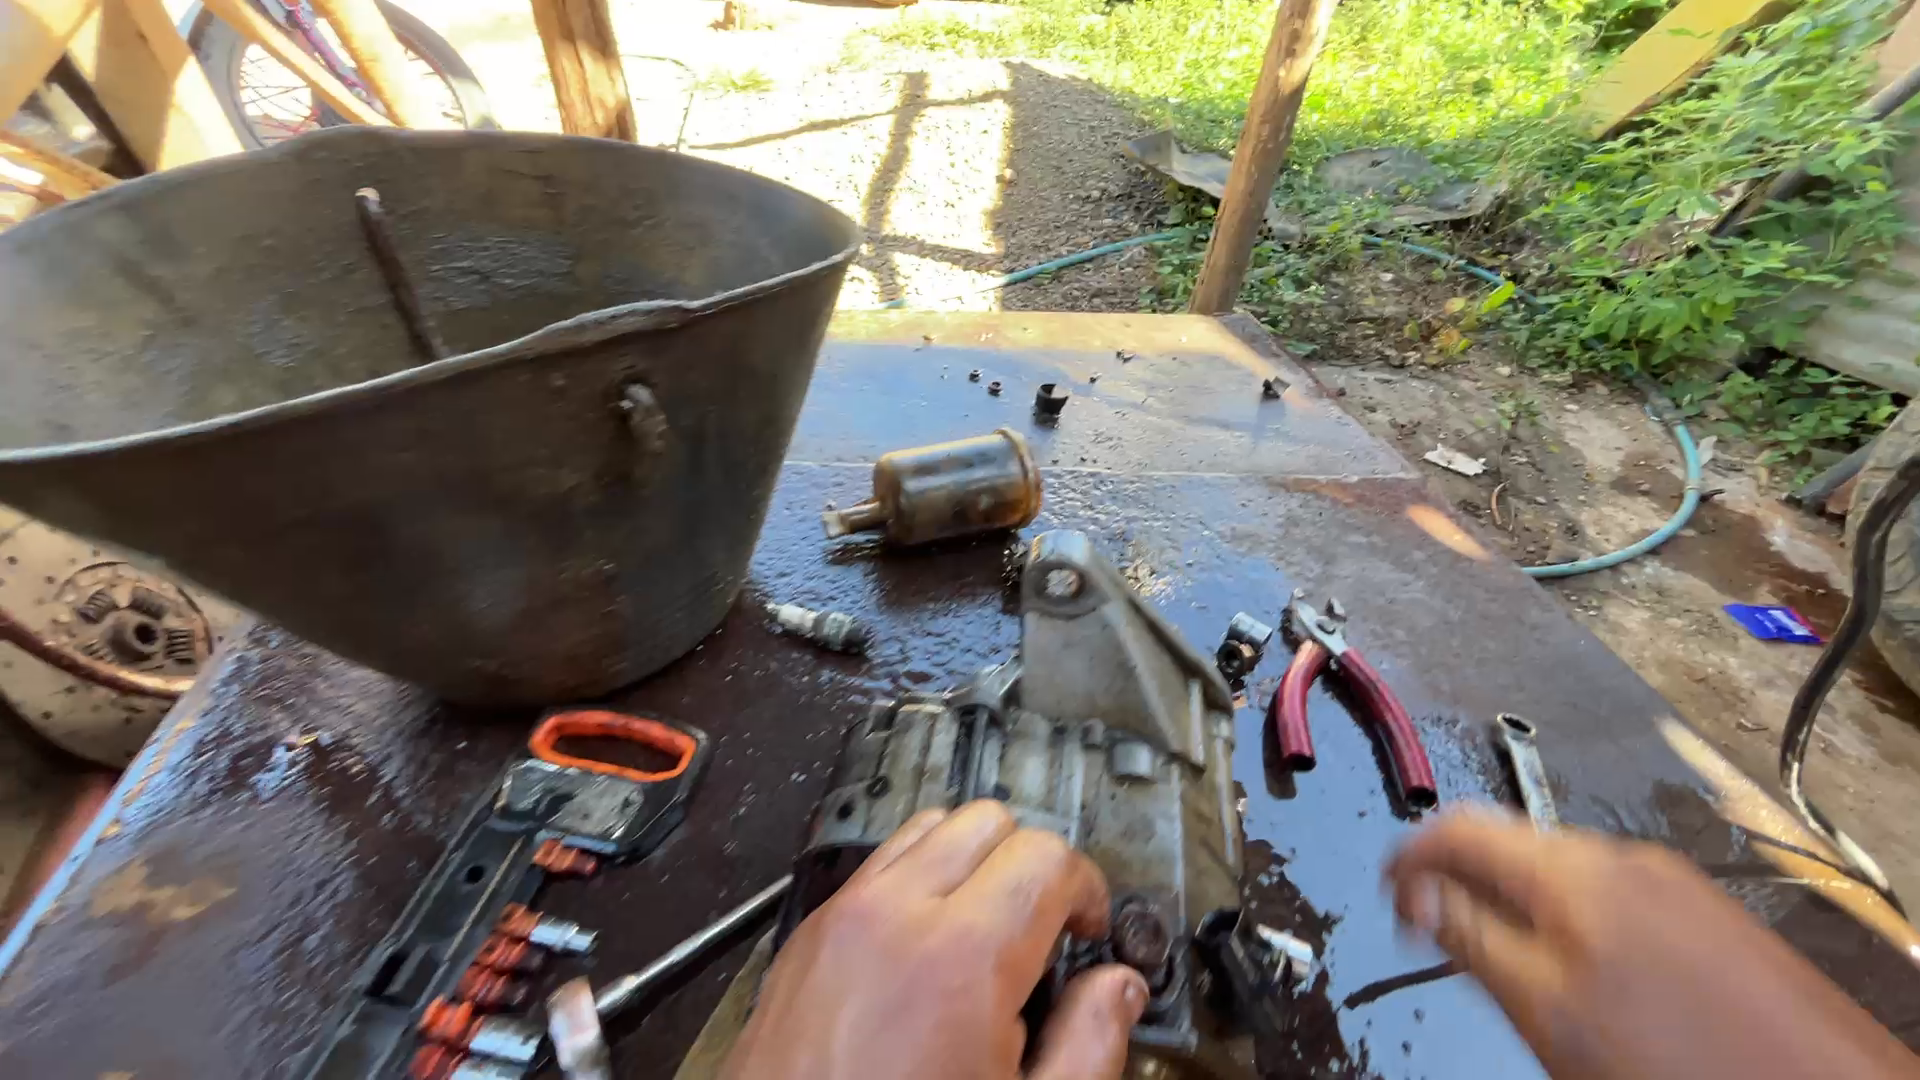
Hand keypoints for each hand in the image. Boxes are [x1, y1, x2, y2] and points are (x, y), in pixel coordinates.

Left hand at [720, 800, 1149, 1079]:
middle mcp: (895, 914)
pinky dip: (921, 870)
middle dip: (1031, 864)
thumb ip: (1087, 1048)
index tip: (1089, 929)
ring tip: (989, 926)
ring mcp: (845, 913)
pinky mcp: (813, 928)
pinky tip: (932, 935)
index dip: (1086, 889)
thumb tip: (1117, 988)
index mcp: (958, 960)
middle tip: (1045, 928)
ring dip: (975, 857)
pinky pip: (882, 859)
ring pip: (933, 824)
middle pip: (989, 820)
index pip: (1046, 857)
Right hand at [1386, 809, 1918, 1079]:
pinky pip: (1602, 888)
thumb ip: (1464, 932)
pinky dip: (1560, 909)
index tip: (1389, 889)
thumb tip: (1410, 889)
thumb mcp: (1544, 1006)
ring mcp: (1668, 879)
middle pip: (1504, 838)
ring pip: (1551, 863)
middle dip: (1457, 874)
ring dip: (1507, 892)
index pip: (1455, 823)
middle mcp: (1618, 854)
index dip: (1407, 851)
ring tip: (1496, 949)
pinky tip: (1569, 960)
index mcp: (1570, 867)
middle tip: (1433, 927)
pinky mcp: (1702, 910)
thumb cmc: (1681, 1066)